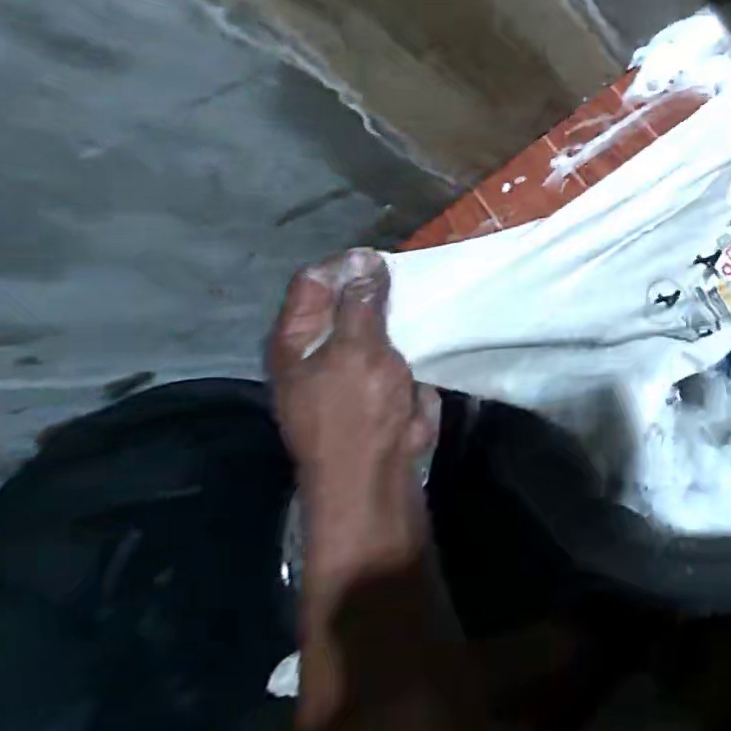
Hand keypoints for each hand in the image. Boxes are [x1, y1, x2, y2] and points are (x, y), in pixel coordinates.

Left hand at [267, 248, 437, 506]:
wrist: (377, 470)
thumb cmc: (357, 410)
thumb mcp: (357, 349)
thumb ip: (361, 303)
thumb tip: (364, 259)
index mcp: (296, 338)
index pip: (315, 281)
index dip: (347, 266)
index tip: (385, 261)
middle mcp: (320, 346)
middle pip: (346, 298)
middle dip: (378, 284)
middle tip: (412, 274)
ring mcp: (353, 362)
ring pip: (375, 319)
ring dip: (399, 306)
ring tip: (427, 290)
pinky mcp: (382, 376)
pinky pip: (397, 341)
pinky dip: (413, 328)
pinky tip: (434, 317)